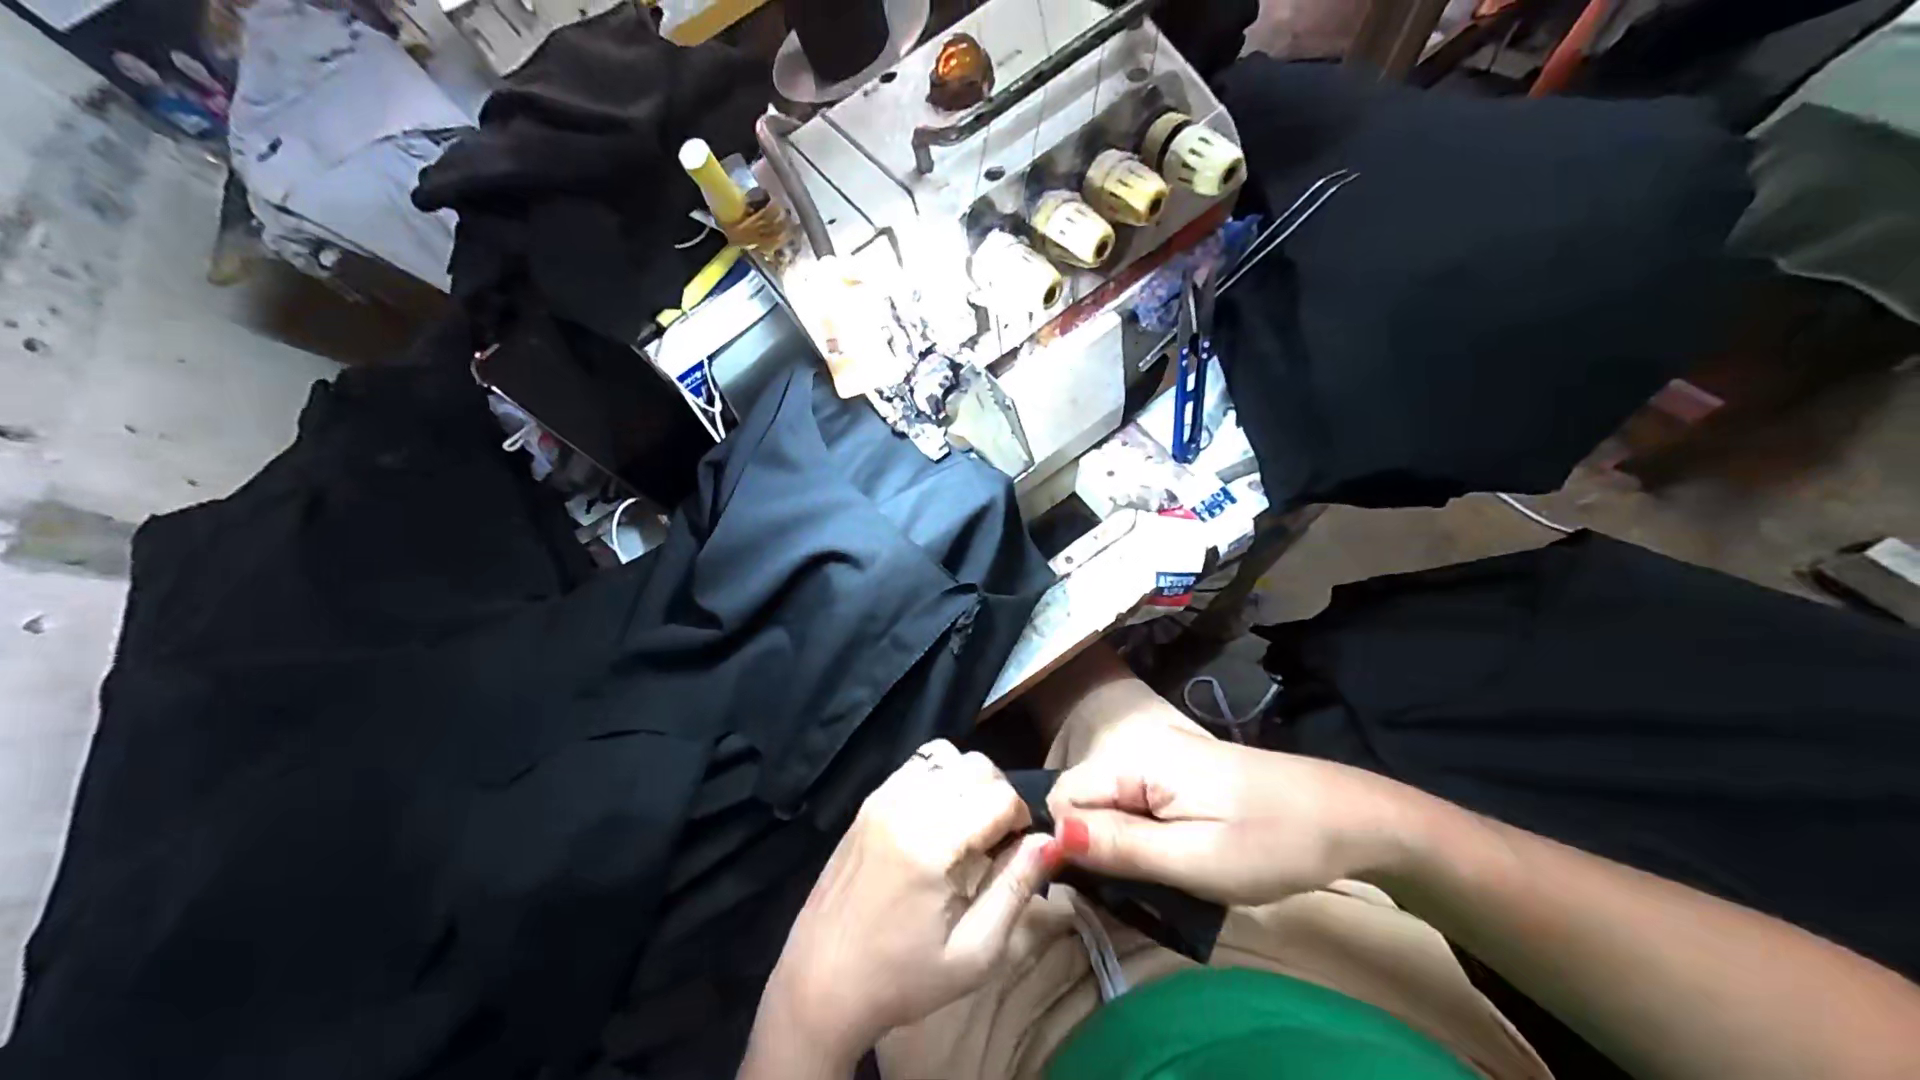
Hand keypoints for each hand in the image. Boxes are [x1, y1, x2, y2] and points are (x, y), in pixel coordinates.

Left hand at [745, 740, 1060, 1072]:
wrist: (819, 983)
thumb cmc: (901, 979)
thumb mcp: (974, 954)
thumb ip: (1016, 889)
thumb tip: (1051, 840)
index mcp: (929, 846)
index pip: (999, 796)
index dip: (1021, 820)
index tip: (1014, 854)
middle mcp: (903, 808)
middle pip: (976, 765)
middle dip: (999, 796)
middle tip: (995, 841)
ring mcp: (880, 799)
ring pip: (947, 755)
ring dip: (970, 783)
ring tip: (967, 827)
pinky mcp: (867, 802)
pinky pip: (917, 765)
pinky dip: (940, 778)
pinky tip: (938, 820)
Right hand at [1047, 720, 1411, 905]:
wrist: (1350, 817)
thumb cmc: (1274, 842)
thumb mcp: (1196, 859)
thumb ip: (1121, 846)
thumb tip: (1052, 838)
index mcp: (1136, 760)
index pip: (1063, 796)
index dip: (1072, 842)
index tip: (1108, 882)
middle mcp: (1139, 747)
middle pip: (1083, 797)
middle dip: (1098, 843)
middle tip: (1143, 884)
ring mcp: (1161, 755)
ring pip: (1109, 802)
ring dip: (1123, 842)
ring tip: (1164, 874)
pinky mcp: (1180, 769)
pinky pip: (1135, 800)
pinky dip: (1144, 831)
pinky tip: (1176, 854)